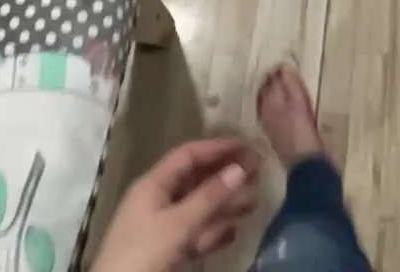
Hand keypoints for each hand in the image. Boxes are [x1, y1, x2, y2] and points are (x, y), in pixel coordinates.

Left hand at [92, 137, 260, 271]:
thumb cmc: (143, 254)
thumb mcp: (178, 224)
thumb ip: (209, 196)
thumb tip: (241, 167)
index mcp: (153, 185)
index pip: (188, 155)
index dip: (218, 147)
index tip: (247, 146)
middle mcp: (157, 201)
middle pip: (196, 180)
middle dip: (225, 176)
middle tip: (257, 173)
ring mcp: (160, 228)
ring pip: (198, 208)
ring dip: (225, 205)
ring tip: (254, 203)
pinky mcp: (165, 253)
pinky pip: (194, 234)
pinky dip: (213, 231)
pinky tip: (234, 232)